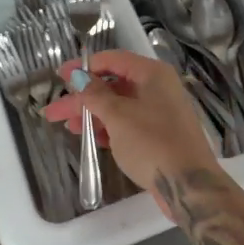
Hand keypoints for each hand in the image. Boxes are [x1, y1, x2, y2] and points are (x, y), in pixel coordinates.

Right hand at [44, 50, 220, 218]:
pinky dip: (108, 128)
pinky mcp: (158, 134)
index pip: (113, 60)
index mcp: (152, 74)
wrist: (189, 184)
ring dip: (92, 114)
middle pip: (112, 85)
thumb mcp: (118, 116)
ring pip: (119, 106)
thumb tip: (79, 77)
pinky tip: (89, 137)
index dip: (84, 67)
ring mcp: (159, 112)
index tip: (59, 76)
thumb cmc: (152, 143)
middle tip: (54, 111)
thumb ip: (95, 95)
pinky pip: (127, 123)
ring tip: (68, 127)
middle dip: (82, 98)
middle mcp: (157, 88)